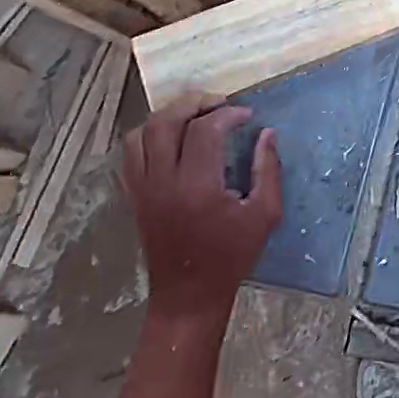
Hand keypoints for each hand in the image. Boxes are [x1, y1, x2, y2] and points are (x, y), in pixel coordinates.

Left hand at [122, 98, 281, 320]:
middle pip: (165, 123)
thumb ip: (268, 169)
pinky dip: (149, 135)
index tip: (248, 116)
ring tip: (195, 114)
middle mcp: (163, 182)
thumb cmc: (232, 255)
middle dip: (194, 104)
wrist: (189, 293)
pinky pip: (131, 154)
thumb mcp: (265, 213)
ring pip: (141, 134)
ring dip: (169, 116)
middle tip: (220, 104)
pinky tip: (172, 137)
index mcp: (198, 187)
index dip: (228, 115)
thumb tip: (267, 133)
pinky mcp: (134, 196)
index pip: (205, 131)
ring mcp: (143, 189)